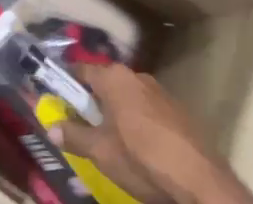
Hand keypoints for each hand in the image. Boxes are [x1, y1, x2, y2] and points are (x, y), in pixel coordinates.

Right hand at [47, 64, 252, 203]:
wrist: (202, 183)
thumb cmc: (141, 158)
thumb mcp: (100, 152)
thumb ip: (73, 136)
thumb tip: (51, 128)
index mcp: (114, 78)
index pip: (80, 70)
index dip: (66, 85)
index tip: (57, 101)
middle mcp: (137, 77)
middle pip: (106, 84)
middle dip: (93, 103)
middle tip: (84, 127)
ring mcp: (163, 94)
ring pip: (129, 98)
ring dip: (118, 113)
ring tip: (113, 141)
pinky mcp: (181, 114)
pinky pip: (149, 111)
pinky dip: (140, 123)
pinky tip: (142, 149)